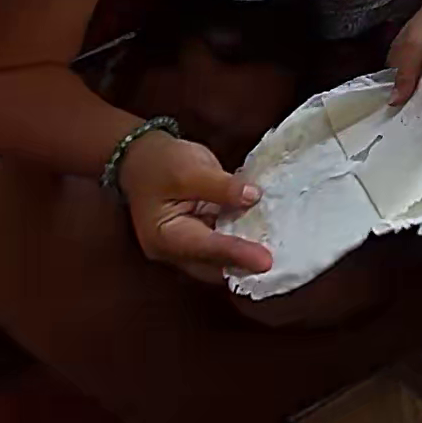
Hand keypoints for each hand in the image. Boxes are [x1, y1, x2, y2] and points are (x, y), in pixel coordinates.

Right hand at [117, 131, 272, 282]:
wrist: (142, 156)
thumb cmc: (161, 162)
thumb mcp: (190, 168)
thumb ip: (222, 186)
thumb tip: (254, 197)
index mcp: (166, 237)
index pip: (207, 249)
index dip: (238, 254)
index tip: (267, 261)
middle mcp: (175, 250)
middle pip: (213, 265)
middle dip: (243, 266)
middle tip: (279, 264)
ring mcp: (186, 244)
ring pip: (218, 259)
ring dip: (243, 256)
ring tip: (276, 252)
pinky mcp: (198, 233)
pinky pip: (220, 242)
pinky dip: (240, 240)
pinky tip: (263, 234)